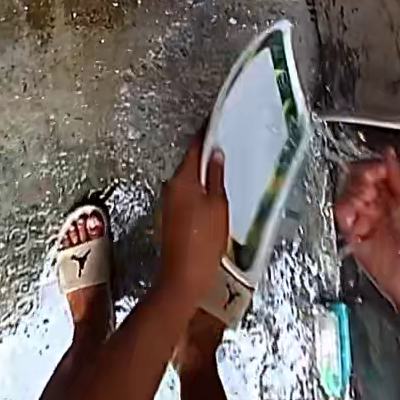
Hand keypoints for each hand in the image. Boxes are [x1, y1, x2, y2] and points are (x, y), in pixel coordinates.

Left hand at [160, 138, 229, 302]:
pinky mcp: (173, 214)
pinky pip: (188, 190)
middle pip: (192, 161)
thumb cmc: (203, 242)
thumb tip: (217, 154)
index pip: (195, 146)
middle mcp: (172, 186)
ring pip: (191, 176)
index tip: (218, 119)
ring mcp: (170, 201)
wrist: (182, 280)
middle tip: (229, 142)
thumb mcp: (219, 205)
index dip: (207, 132)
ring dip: (206, 170)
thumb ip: (217, 177)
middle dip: (208, 152)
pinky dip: (202, 185)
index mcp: (183, 179)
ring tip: (227, 165)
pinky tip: (217, 190)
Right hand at [334, 150, 399, 318]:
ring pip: (349, 193)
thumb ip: (398, 178)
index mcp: (399, 195)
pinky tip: (356, 208)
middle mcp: (381, 206)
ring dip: (355, 189)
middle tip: (371, 179)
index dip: (376, 165)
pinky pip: (343, 215)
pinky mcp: (356, 237)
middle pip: (361, 179)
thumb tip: (388, 154)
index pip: (379, 170)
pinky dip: (345, 207)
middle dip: (364, 175)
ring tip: (366, 196)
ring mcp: (368, 220)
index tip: (379, 166)